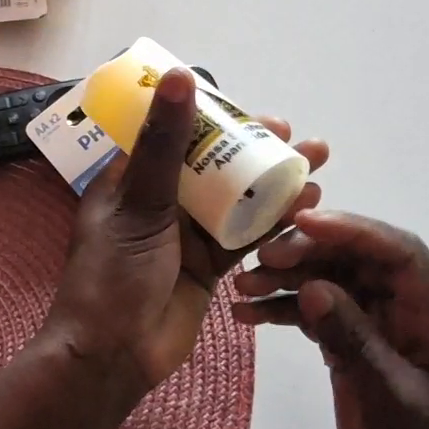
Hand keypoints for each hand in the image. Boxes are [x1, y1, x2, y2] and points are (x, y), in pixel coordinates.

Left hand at [44, 69, 328, 392]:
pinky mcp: (207, 266)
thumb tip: (179, 74)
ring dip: (272, 184)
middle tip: (296, 137)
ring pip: (235, 199)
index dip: (214, 119)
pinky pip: (244, 237)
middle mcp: (158, 202)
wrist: (112, 354)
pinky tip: (305, 207)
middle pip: (213, 166)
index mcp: (129, 180)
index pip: (175, 135)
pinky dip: (272, 223)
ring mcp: (185, 235)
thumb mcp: (139, 203)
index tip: (253, 111)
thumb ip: (164, 143)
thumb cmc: (113, 274)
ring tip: (316, 165)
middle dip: (254, 150)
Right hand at [234, 212, 428, 428]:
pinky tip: (249, 314)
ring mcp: (383, 328)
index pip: (403, 256)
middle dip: (311, 254)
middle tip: (262, 257)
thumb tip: (310, 286)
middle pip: (362, 262)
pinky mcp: (355, 346)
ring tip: (242, 286)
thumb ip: (353, 340)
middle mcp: (414, 313)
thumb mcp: (390, 398)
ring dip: (289, 281)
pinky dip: (285, 312)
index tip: (303, 224)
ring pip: (335, 284)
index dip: (355, 232)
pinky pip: (319, 314)